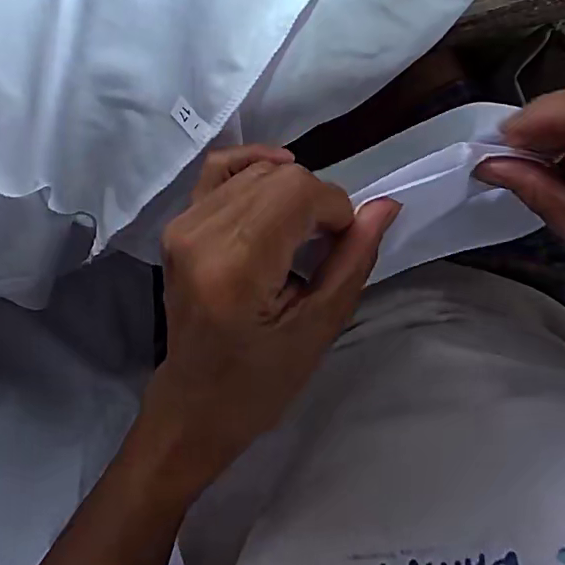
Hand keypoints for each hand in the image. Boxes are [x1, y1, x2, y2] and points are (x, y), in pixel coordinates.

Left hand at [143, 145, 398, 486]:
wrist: (196, 401)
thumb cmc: (261, 381)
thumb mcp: (319, 328)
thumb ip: (353, 260)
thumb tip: (386, 205)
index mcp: (235, 266)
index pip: (297, 192)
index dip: (334, 209)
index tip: (341, 245)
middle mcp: (201, 233)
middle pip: (279, 177)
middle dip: (316, 201)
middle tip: (322, 245)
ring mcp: (184, 223)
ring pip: (256, 170)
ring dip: (289, 190)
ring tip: (297, 232)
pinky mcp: (178, 221)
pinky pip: (219, 167)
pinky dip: (253, 163)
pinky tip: (277, 175)